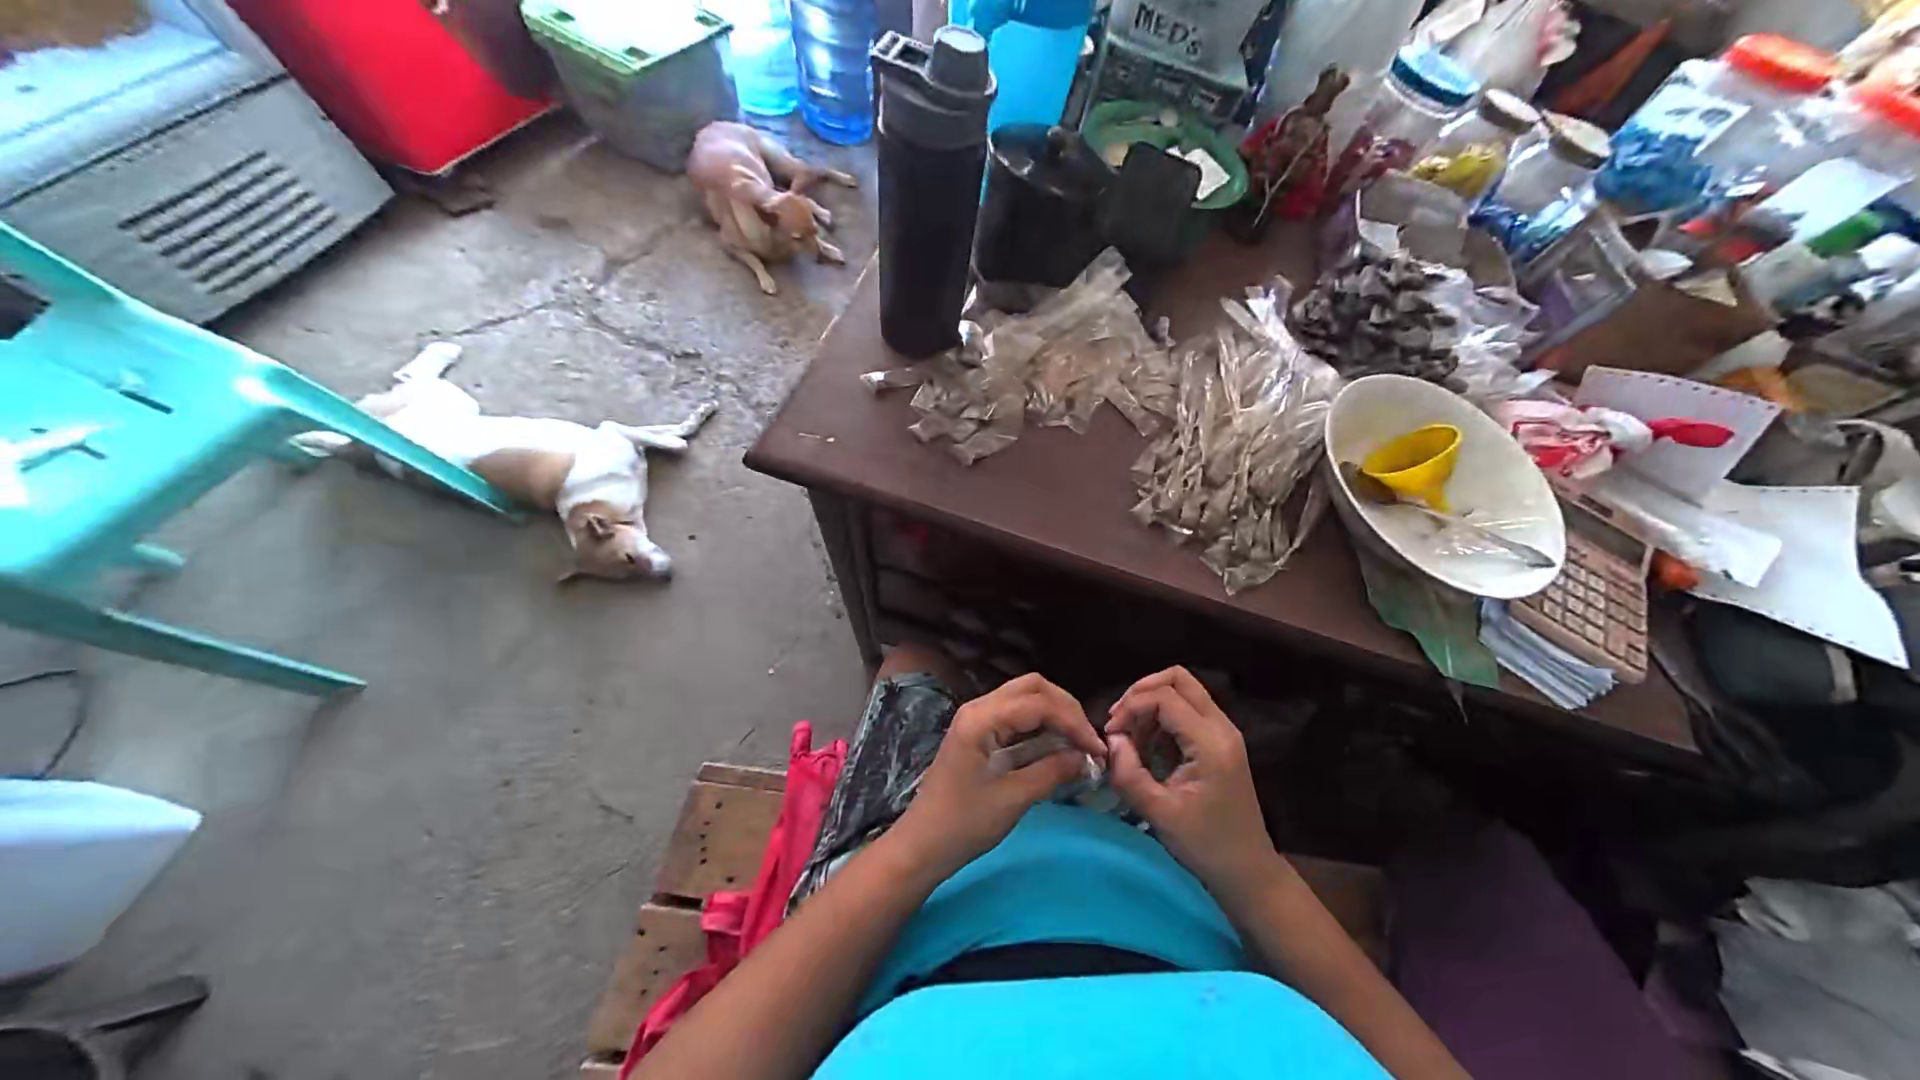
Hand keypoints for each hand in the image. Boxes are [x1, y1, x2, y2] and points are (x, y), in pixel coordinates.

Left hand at [889, 673, 1106, 879]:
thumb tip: (1087, 758)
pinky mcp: (981, 733)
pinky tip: (1059, 748)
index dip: (1074, 722)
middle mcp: (979, 708)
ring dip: (1056, 716)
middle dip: (1067, 710)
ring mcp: (978, 719)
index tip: (1098, 751)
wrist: (923, 844)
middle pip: (1033, 688)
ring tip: (1080, 746)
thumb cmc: (963, 824)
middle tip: (1089, 742)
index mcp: (981, 718)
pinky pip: (1017, 718)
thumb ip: (1051, 771)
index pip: (1039, 703)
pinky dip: (1041, 727)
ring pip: (1026, 699)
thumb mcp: (1013, 799)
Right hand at [1106, 667, 1281, 903]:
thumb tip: (1111, 741)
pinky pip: (1186, 712)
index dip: (1131, 707)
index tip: (1111, 735)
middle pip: (1178, 679)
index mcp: (1211, 743)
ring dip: (1150, 706)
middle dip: (1141, 693)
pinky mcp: (1220, 743)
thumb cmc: (1205, 845)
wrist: (1247, 872)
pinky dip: (1161, 719)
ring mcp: (1224, 734)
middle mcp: (1222, 728)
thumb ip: (1128, 772)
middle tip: (1119, 721)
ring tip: (1129, 739)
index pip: (1164, 697)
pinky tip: (1146, 748)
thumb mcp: (1159, 812)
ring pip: (1182, 692)